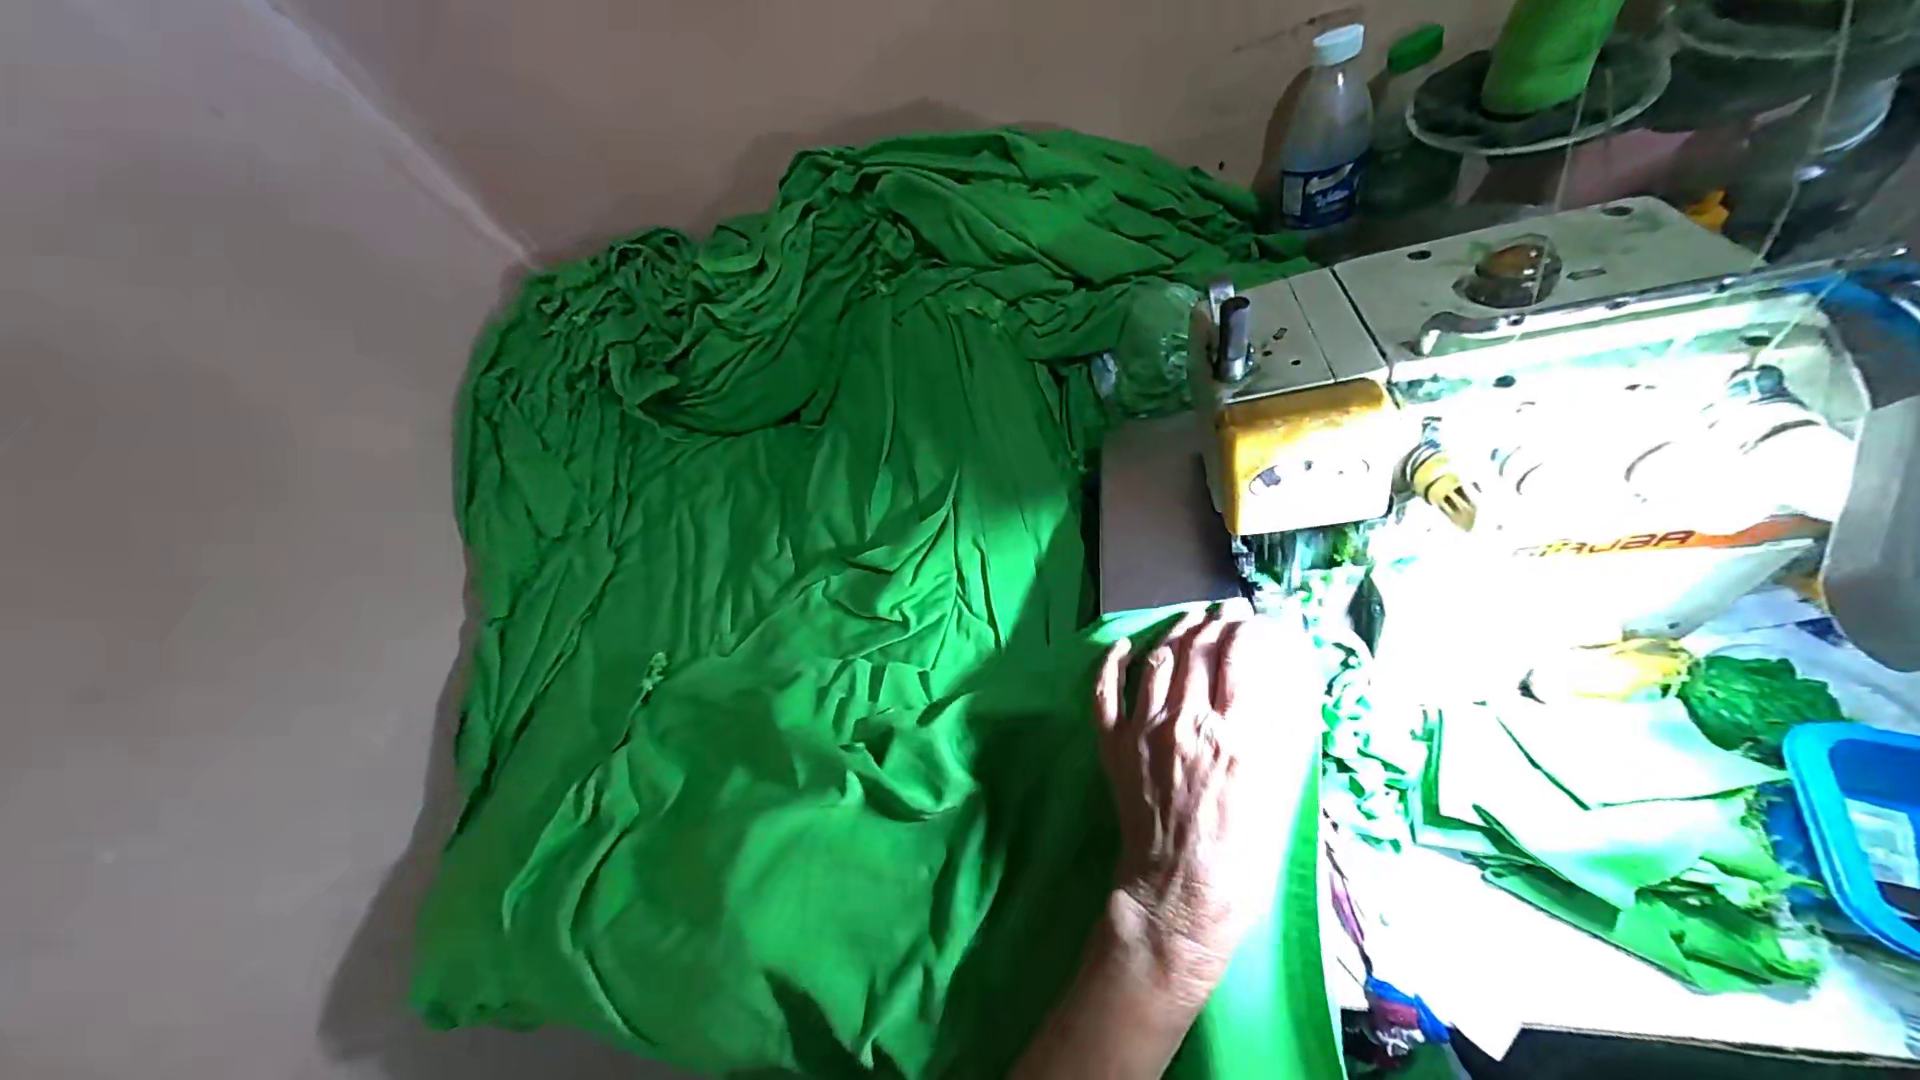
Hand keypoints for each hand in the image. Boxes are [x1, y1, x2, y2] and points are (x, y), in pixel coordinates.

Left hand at [1092, 601, 1304, 1002]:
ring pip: (1154, 660)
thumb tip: (1280, 691)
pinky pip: (1104, 691)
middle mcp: (1185, 722)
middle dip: (1212, 622)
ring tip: (1187, 621)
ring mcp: (1141, 729)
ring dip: (1173, 633)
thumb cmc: (1241, 853)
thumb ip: (1277, 737)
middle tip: (1223, 610)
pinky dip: (1113, 663)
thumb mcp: (1278, 792)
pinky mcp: (1112, 743)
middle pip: (1195, 651)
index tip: (1250, 618)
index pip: (1236, 657)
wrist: (1179, 888)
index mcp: (1232, 735)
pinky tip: (1125, 645)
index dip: (1243, 629)